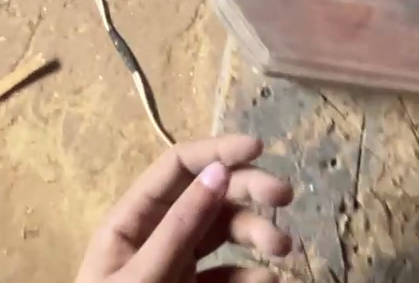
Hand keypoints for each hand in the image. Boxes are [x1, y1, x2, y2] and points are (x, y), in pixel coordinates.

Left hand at [74, 134, 294, 282]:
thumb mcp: (142, 281)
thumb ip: (179, 228)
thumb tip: (219, 171)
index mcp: (133, 222)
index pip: (179, 166)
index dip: (218, 150)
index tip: (259, 149)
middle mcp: (158, 236)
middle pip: (210, 193)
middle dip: (250, 189)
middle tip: (285, 196)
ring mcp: (178, 268)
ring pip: (226, 231)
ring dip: (258, 232)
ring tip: (282, 248)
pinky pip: (230, 275)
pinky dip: (253, 275)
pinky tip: (269, 282)